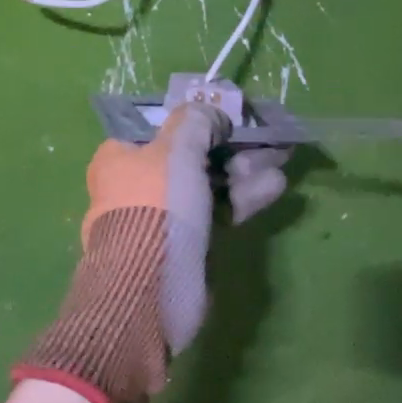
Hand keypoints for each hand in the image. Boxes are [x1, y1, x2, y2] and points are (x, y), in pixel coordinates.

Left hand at [12, 105, 287, 402]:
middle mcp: (138, 182)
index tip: (233, 111)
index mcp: (121, 154)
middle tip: (270, 137)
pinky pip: (216, 211)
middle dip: (233, 144)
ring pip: (210, 182)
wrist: (148, 290)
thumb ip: (195, 123)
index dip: (200, 116)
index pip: (162, 124)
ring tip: (280, 158)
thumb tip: (210, 114)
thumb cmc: (155, 208)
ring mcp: (164, 215)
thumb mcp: (175, 151)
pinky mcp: (187, 243)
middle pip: (193, 152)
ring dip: (245, 169)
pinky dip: (242, 197)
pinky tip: (273, 186)